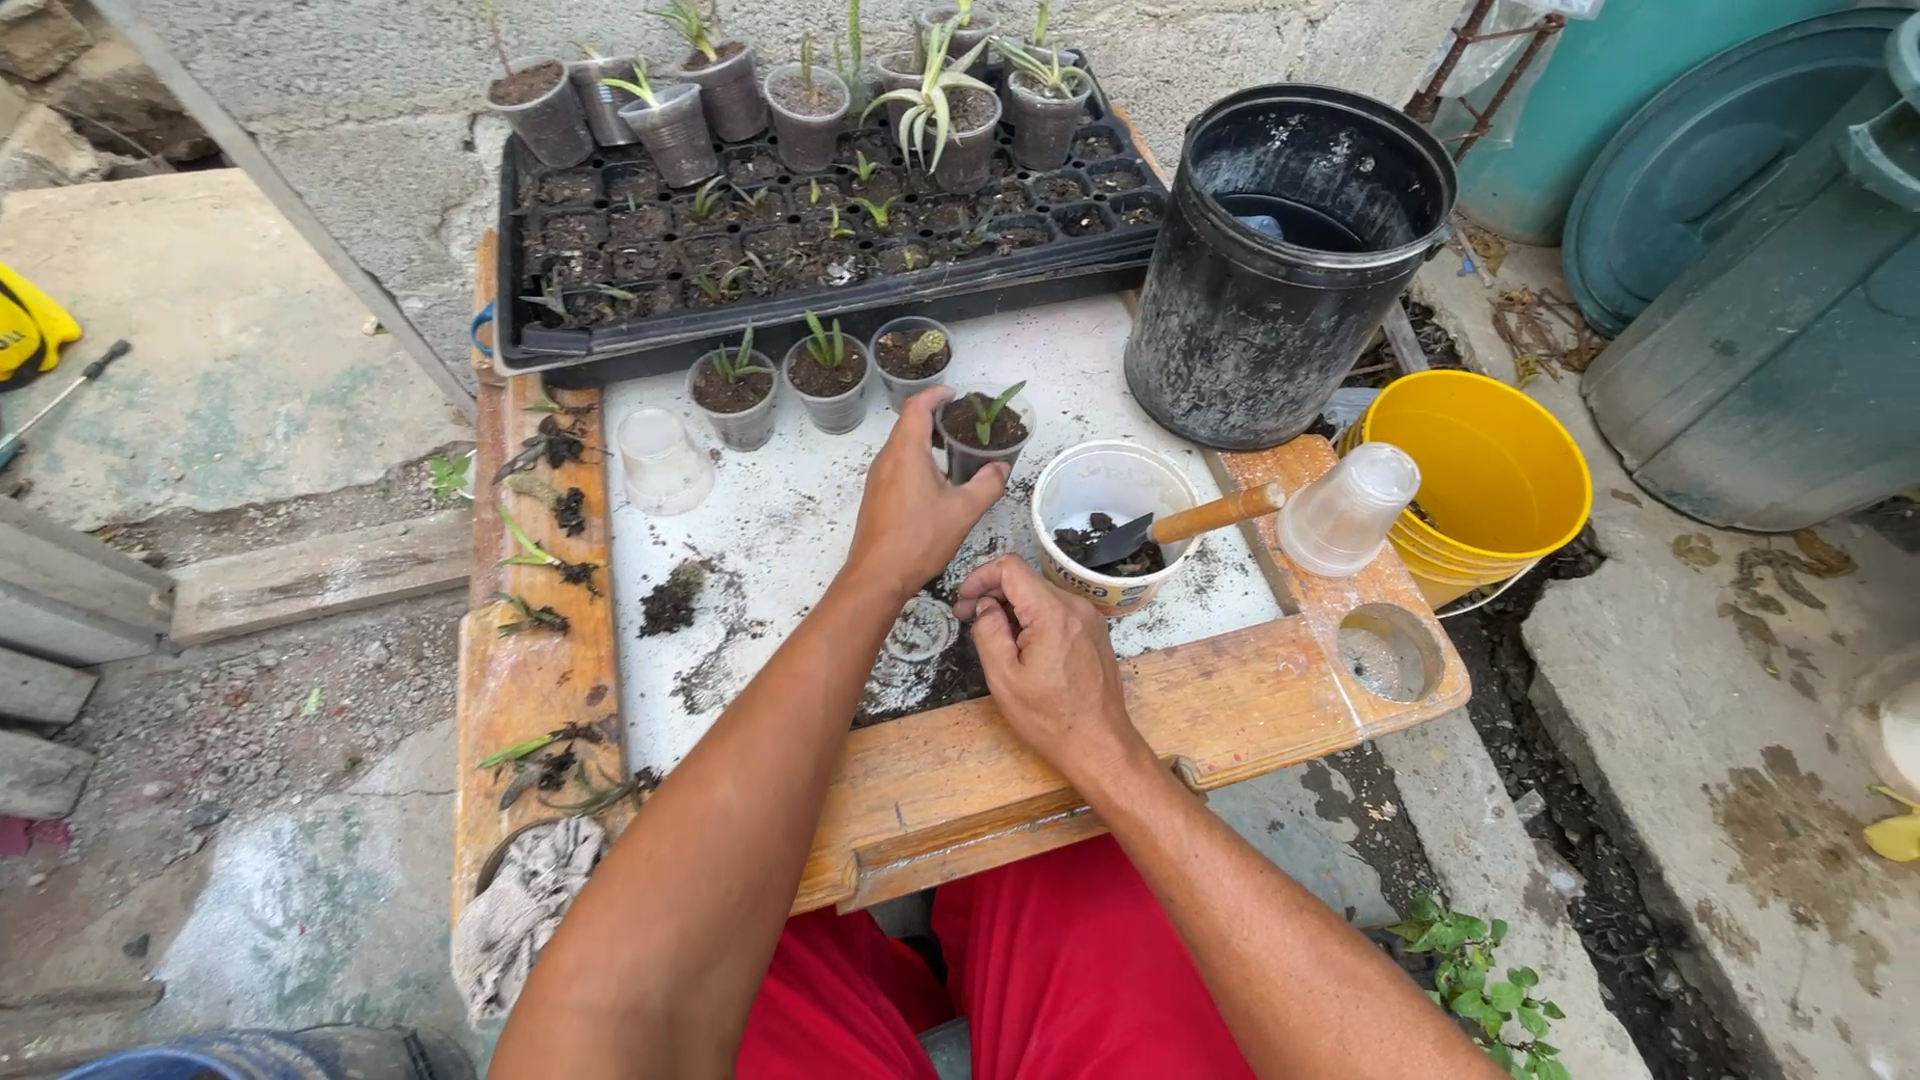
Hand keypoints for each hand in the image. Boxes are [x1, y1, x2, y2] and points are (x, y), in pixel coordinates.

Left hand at [845, 386, 1006, 601]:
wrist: (878, 575)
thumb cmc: (918, 539)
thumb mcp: (963, 511)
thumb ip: (987, 485)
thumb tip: (1001, 468)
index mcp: (906, 452)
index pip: (917, 407)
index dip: (936, 395)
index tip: (954, 395)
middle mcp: (886, 459)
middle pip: (908, 424)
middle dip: (935, 418)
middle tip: (962, 424)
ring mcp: (878, 478)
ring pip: (902, 446)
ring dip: (926, 441)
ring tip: (954, 451)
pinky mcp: (876, 496)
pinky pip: (897, 465)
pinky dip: (916, 460)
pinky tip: (936, 481)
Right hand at [956, 555, 1150, 784]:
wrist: (1099, 744)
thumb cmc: (1049, 718)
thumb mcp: (1004, 678)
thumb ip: (988, 631)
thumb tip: (984, 606)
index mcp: (1053, 613)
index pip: (1010, 567)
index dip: (980, 577)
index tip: (963, 602)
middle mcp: (1076, 607)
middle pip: (1025, 580)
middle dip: (992, 593)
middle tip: (968, 619)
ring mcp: (1089, 618)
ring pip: (1040, 594)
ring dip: (1012, 607)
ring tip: (994, 637)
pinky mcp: (1094, 631)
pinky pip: (1057, 610)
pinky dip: (1033, 617)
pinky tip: (1021, 644)